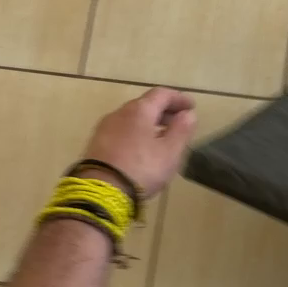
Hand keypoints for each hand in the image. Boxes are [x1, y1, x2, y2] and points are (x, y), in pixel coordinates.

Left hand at [80, 88, 196, 198]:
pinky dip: (136, 132)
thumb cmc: (141, 169)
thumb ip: (182, 130)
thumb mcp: (170, 151)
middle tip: (178, 122)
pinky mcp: (96, 144)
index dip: (179, 98)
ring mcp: (105, 128)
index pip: (161, 94)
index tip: (191, 106)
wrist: (100, 193)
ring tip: (162, 137)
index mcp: (139, 110)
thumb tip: (188, 114)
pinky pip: (122, 130)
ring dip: (149, 123)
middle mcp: (119, 113)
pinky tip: (142, 148)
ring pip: (132, 118)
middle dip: (164, 111)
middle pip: (145, 104)